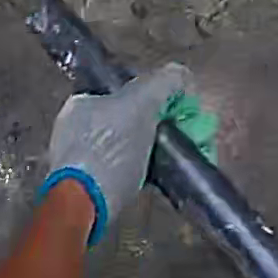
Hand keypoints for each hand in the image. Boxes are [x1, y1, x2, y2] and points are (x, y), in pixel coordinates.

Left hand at [39, 63, 187, 243]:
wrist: (83, 202)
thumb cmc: (107, 149)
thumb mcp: (139, 103)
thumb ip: (162, 83)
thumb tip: (178, 75)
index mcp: (82, 105)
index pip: (131, 91)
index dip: (164, 98)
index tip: (185, 112)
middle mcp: (79, 129)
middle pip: (139, 118)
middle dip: (173, 125)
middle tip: (198, 137)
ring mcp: (86, 157)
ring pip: (139, 144)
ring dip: (170, 148)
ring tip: (197, 154)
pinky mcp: (96, 183)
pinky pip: (134, 169)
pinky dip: (156, 170)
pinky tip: (173, 175)